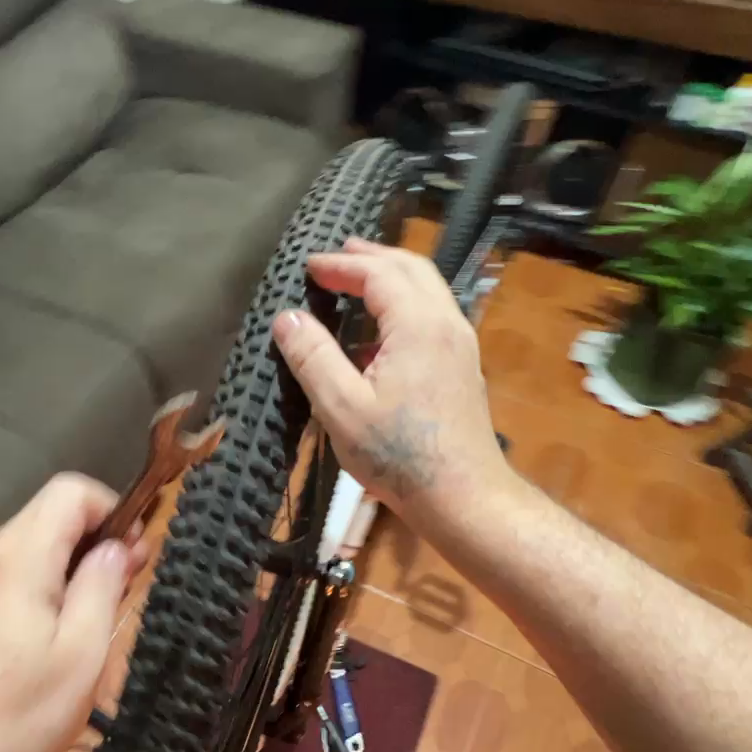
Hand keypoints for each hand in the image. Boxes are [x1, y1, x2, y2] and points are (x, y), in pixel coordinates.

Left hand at [0, 473, 141, 751]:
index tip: (132, 558)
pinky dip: (39, 584)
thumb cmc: (15, 714)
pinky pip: (9, 570)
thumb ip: (103, 586)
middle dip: (94, 543)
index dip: (112, 510)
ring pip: (31, 544)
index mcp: (17, 556)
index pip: (71, 491)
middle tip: (120, 596)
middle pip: (51, 515)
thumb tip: (116, 545)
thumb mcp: (81, 655)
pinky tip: (45, 637)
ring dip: (69, 568)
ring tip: (85, 625)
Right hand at [272, 239, 510, 530]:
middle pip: (412, 269)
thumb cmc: (399, 454)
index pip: (378, 273)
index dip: (341, 264)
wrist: (463, 497)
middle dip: (372, 257)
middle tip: (338, 255)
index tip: (309, 265)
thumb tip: (287, 317)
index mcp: (418, 325)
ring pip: (427, 291)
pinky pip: (432, 316)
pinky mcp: (462, 368)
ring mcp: (460, 346)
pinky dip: (403, 304)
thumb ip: (313, 357)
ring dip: (390, 278)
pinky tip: (378, 334)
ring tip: (357, 281)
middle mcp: (446, 324)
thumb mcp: (341, 407)